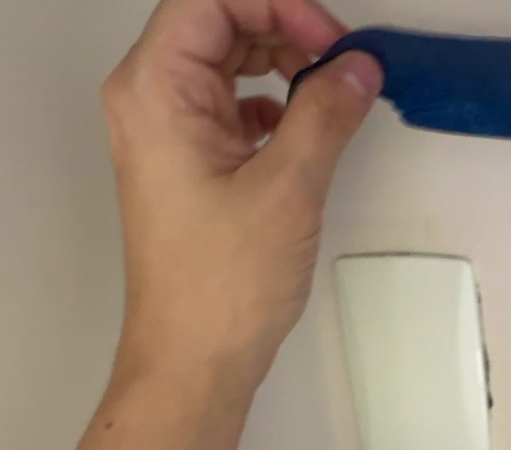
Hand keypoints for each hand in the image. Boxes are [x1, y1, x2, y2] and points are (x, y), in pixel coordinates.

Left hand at [101, 0, 381, 403]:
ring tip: (332, 96)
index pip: (212, 0)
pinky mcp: (189, 168)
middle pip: (216, 25)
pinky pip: (230, 111)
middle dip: (285, 32)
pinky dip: (272, 109)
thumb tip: (359, 68)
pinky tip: (303, 133)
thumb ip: (325, 116)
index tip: (338, 46)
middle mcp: (150, 99)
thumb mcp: (288, 189)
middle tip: (344, 67)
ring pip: (225, 68)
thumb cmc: (227, 280)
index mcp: (155, 88)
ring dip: (281, 69)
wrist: (196, 354)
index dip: (280, 7)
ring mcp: (167, 135)